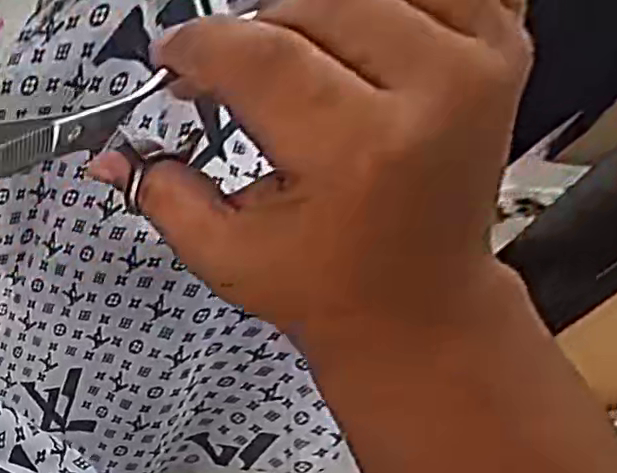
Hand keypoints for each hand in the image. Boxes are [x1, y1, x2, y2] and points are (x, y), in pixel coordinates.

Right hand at [88, 0, 532, 347]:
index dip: (205, 47)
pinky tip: (333, 39)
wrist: (409, 299)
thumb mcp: (221, 253)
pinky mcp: (504, 44)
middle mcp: (434, 87)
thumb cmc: (315, 284)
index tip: (169, 52)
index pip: (267, 61)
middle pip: (320, 6)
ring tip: (264, 54)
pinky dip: (370, 4)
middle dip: (247, 29)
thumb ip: (164, 195)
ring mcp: (481, 58)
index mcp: (356, 151)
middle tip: (205, 70)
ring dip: (303, 11)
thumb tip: (112, 159)